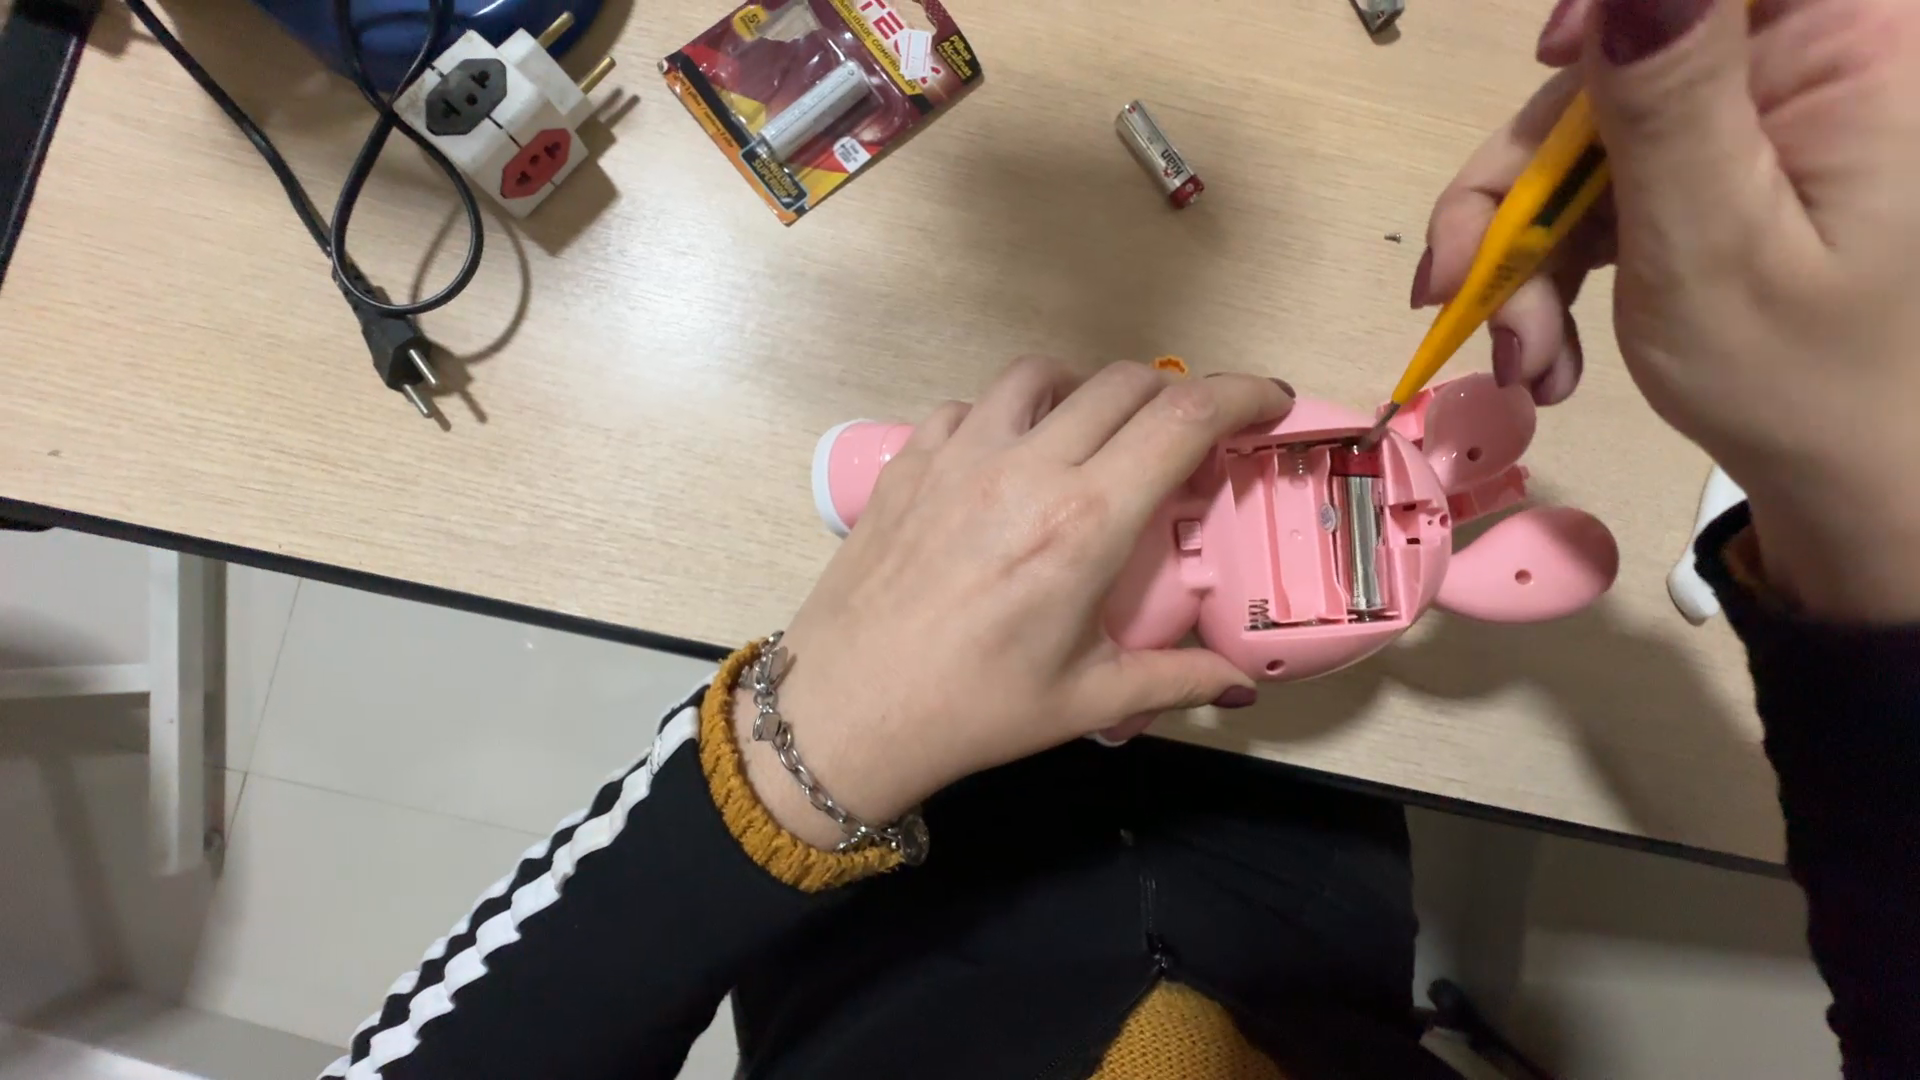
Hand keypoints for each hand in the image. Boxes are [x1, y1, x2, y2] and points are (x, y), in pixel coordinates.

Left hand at [734, 358, 1292, 848]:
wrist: (844, 710)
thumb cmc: (969, 711)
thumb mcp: (1085, 701)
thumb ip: (1175, 678)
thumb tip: (1240, 681)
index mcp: (1083, 522)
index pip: (1183, 419)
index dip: (1241, 395)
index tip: (1267, 401)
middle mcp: (1024, 467)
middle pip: (1123, 384)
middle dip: (1174, 395)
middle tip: (1184, 437)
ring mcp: (958, 454)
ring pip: (1040, 375)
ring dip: (1086, 390)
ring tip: (1093, 432)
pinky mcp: (909, 461)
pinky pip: (969, 407)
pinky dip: (1006, 415)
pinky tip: (1004, 458)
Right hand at [1421, 0, 1919, 617]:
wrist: (1843, 469)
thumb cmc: (1797, 373)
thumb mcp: (1710, 244)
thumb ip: (1667, 104)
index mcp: (1845, 51)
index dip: (1609, 9)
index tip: (1550, 62)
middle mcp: (1786, 76)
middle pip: (1598, 83)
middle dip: (1509, 200)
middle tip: (1452, 296)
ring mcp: (1728, 140)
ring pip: (1566, 161)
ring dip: (1513, 267)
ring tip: (1521, 362)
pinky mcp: (1686, 191)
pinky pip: (1579, 211)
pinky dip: (1541, 283)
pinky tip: (1543, 353)